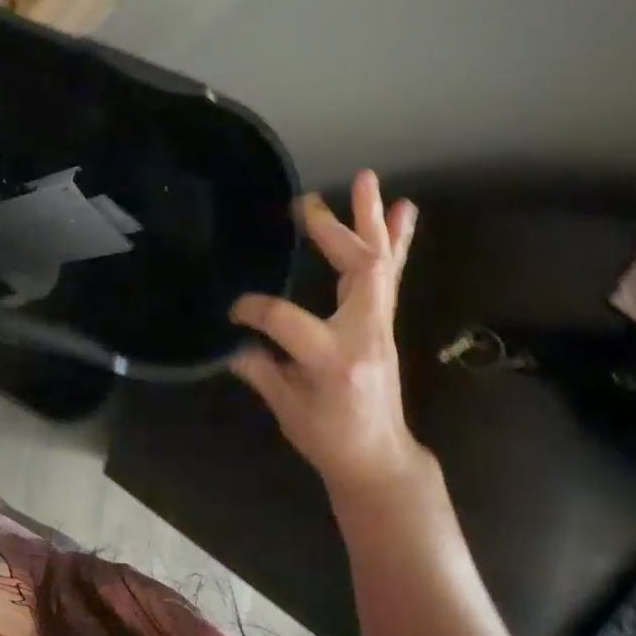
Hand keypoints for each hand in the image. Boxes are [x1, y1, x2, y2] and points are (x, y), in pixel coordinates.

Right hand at [228, 171, 428, 492]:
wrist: (377, 456)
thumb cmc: (329, 438)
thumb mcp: (287, 408)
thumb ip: (260, 370)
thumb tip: (232, 341)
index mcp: (333, 359)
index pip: (287, 320)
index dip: (255, 310)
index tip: (233, 310)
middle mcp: (364, 334)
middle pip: (360, 270)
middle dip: (333, 232)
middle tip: (306, 202)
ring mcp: (379, 326)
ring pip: (380, 263)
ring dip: (370, 219)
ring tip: (366, 179)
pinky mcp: (382, 322)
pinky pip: (391, 274)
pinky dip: (395, 240)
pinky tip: (402, 209)